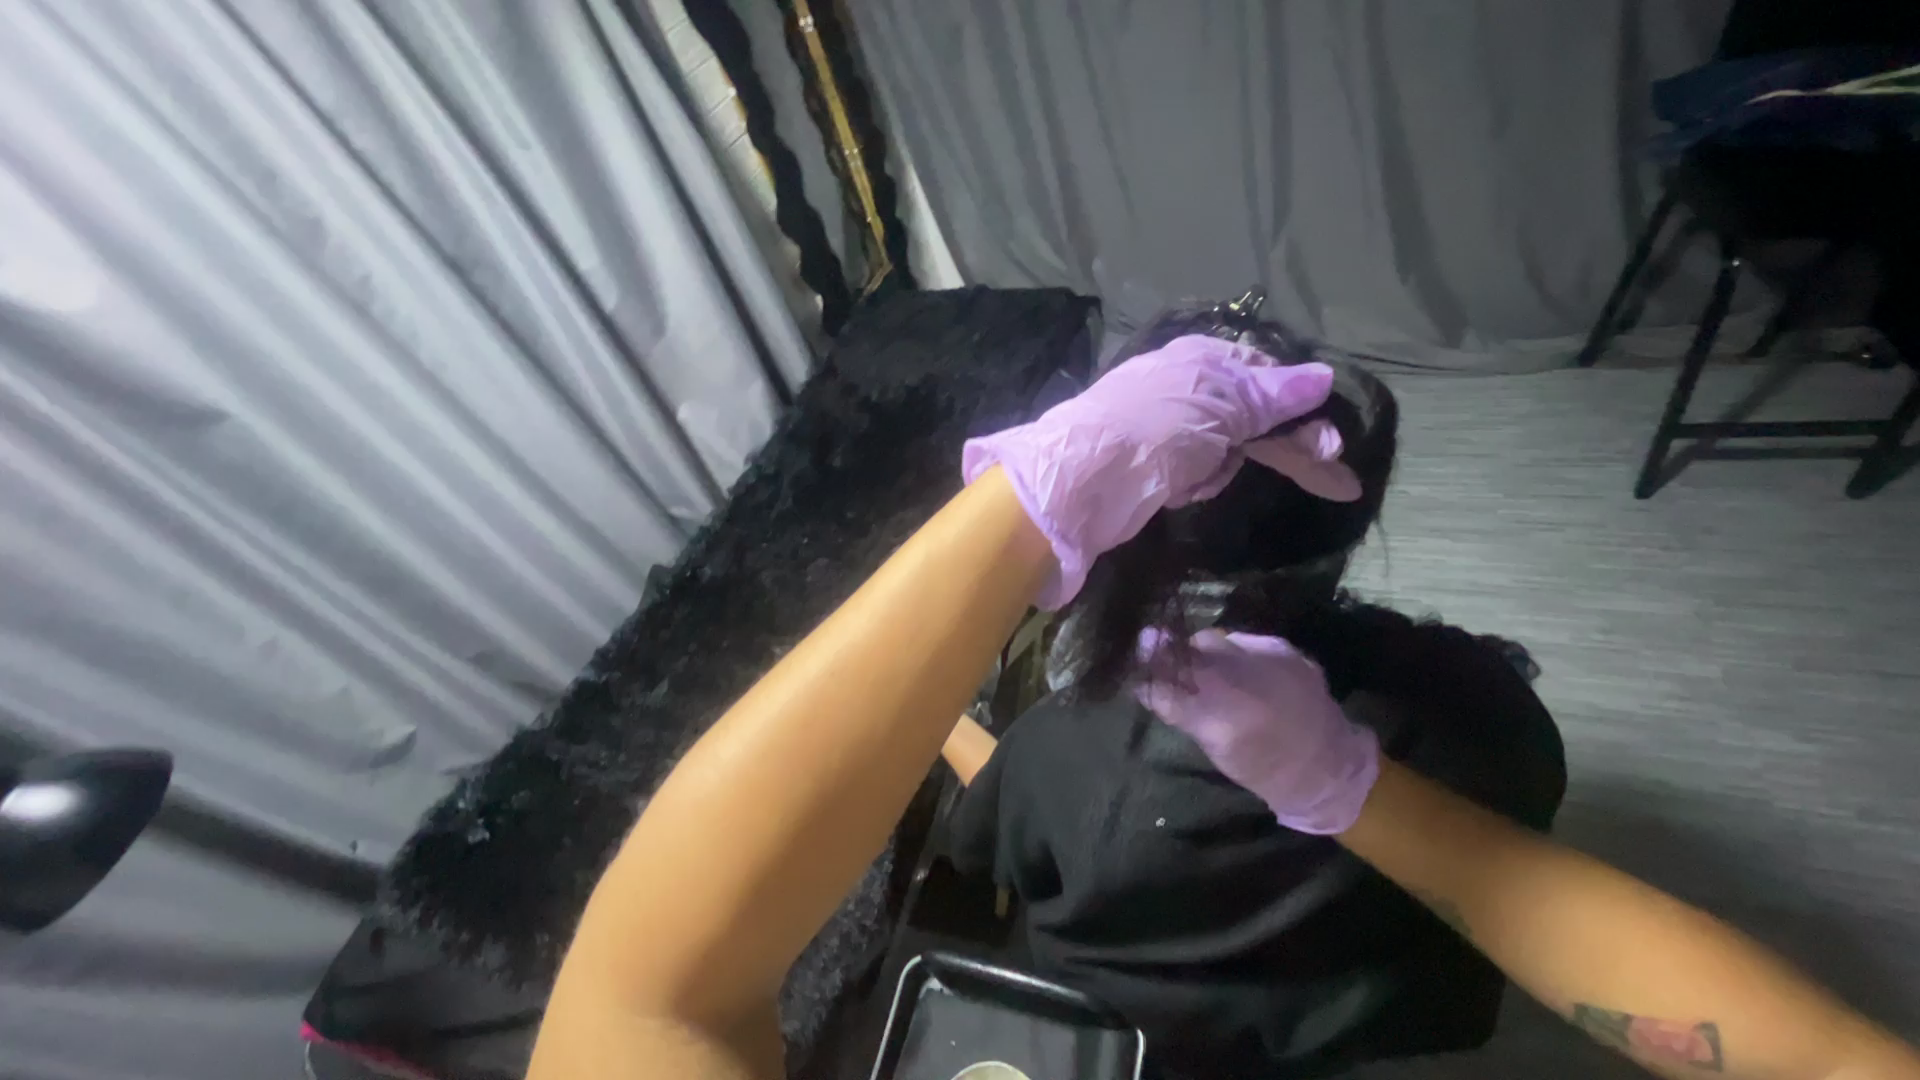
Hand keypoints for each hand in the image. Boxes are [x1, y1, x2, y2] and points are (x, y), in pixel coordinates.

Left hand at [962, 335, 1335, 608]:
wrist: (1079, 479)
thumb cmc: (1154, 428)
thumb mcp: (1221, 404)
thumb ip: (1272, 394)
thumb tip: (1323, 375)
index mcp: (1203, 358)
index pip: (1269, 378)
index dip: (1303, 412)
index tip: (1331, 447)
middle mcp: (1187, 387)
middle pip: (1255, 416)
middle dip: (1289, 448)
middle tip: (1336, 483)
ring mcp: (1168, 428)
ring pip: (1228, 451)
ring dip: (1224, 469)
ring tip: (1195, 478)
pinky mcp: (1152, 465)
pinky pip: (1198, 474)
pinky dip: (1197, 484)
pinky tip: (1178, 491)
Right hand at [1133, 629, 1378, 833]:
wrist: (1326, 767)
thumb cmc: (1261, 766)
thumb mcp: (1212, 744)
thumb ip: (1175, 706)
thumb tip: (1138, 678)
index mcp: (1226, 707)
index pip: (1176, 667)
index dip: (1155, 657)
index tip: (1138, 658)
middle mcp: (1249, 672)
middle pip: (1196, 645)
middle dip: (1178, 652)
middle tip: (1168, 668)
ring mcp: (1272, 655)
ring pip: (1219, 639)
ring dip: (1205, 652)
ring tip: (1206, 673)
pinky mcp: (1288, 649)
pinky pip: (1244, 641)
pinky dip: (1233, 654)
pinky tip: (1238, 673)